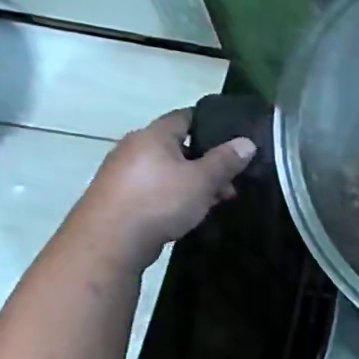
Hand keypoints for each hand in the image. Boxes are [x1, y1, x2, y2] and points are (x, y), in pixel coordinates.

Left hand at [72, 109, 255, 263]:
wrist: (110, 240)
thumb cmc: (159, 201)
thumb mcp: (201, 181)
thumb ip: (225, 161)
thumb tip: (248, 142)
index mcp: (153, 134)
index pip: (184, 117)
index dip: (210, 125)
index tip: (232, 139)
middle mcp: (134, 147)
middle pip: (176, 147)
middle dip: (205, 164)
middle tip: (228, 184)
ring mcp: (122, 174)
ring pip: (165, 172)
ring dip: (190, 184)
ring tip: (212, 203)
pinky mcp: (117, 199)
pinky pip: (152, 191)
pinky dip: (171, 197)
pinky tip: (185, 215)